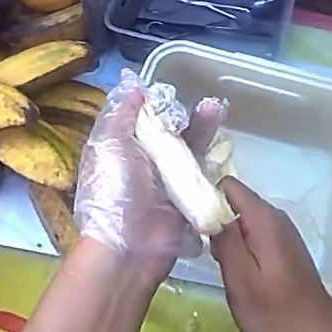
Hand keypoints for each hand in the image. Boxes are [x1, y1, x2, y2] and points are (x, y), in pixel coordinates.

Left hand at [74, 73, 224, 278]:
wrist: (131, 246)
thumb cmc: (114, 191)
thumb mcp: (109, 145)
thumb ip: (120, 114)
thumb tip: (134, 85)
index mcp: (123, 150)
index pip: (142, 119)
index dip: (156, 103)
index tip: (170, 90)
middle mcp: (147, 161)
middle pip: (171, 130)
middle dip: (186, 114)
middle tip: (205, 100)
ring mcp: (170, 178)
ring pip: (191, 145)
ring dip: (203, 126)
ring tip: (216, 108)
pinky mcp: (190, 193)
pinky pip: (205, 167)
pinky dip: (213, 150)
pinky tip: (221, 134)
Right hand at [211, 177, 331, 331]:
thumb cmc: (274, 314)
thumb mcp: (241, 279)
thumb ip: (226, 241)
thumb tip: (211, 212)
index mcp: (264, 218)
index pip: (229, 186)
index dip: (206, 196)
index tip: (187, 219)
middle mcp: (275, 216)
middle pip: (236, 201)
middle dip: (214, 219)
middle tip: (198, 248)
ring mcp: (282, 232)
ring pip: (244, 219)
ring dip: (226, 236)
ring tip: (214, 263)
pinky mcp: (284, 247)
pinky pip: (255, 233)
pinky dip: (240, 246)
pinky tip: (234, 271)